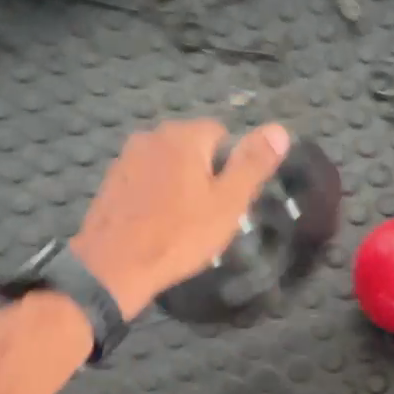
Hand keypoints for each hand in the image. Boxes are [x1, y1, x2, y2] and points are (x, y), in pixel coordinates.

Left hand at [71, 120, 290, 317]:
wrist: (116, 265)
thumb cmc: (179, 235)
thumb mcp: (228, 203)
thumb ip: (253, 165)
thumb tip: (280, 129)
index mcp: (185, 136)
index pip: (222, 135)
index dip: (231, 169)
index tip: (228, 202)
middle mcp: (153, 135)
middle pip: (194, 149)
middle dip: (205, 176)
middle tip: (210, 217)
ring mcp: (128, 156)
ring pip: (169, 165)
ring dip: (181, 187)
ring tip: (184, 225)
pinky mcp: (113, 180)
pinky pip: (148, 181)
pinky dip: (157, 197)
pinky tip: (159, 225)